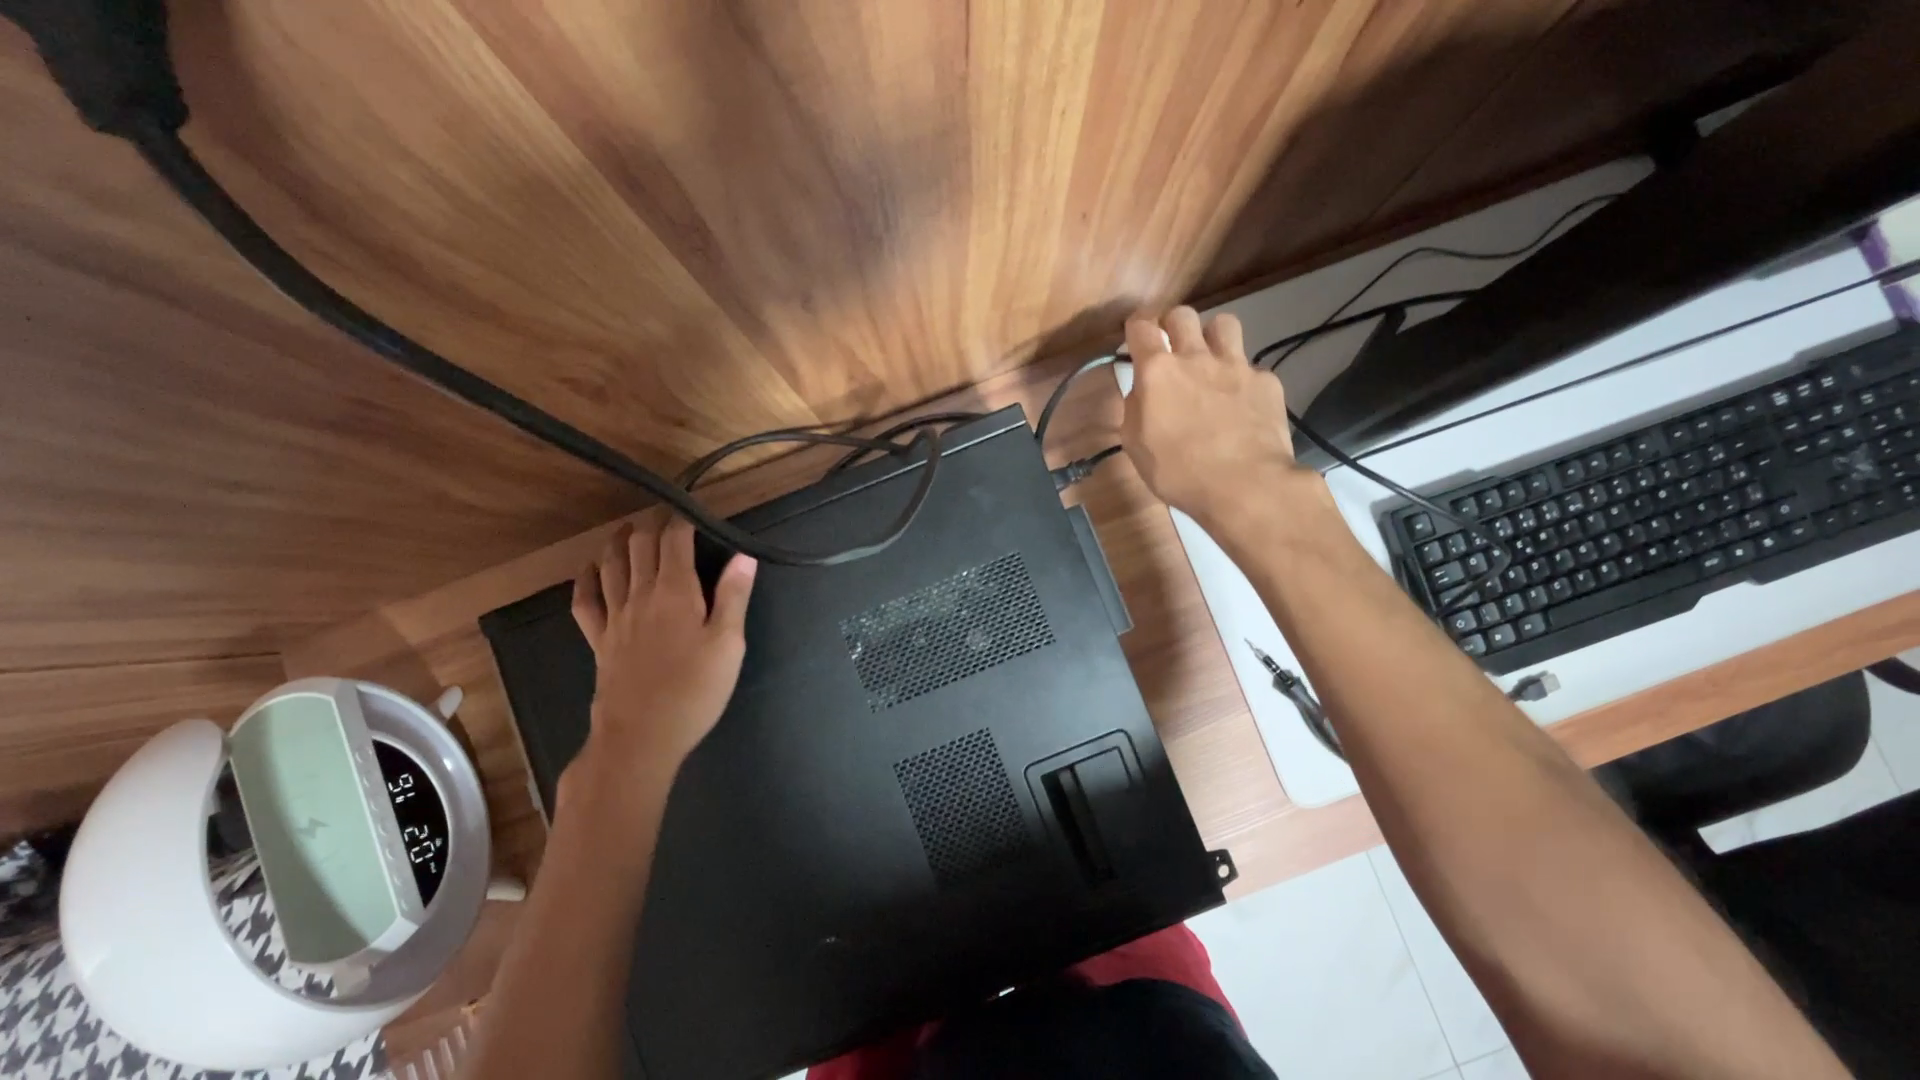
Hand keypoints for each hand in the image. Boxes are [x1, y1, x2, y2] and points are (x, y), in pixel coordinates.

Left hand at [565, 516, 756, 793]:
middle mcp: (640, 595)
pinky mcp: (598, 640)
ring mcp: (614, 617)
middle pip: (639, 546)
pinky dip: (586, 578)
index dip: (682, 520)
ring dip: (618, 542)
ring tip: (628, 530)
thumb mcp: (728, 645)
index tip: (692, 513)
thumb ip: (733, 597)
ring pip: (610, 565)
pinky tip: (591, 569)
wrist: (642, 736)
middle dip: (651, 525)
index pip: (674, 540)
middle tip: (664, 518)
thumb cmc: (695, 691)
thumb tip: (743, 556)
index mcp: (676, 592)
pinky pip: (585, 600)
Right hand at [1122, 306, 1304, 523]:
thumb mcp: (1137, 446)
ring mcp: (1236, 366)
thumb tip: (1142, 393)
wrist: (1245, 485)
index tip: (1137, 339)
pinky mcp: (1267, 381)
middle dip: (1174, 325)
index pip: (1140, 328)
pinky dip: (1244, 380)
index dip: (1136, 329)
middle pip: (1183, 315)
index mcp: (1158, 372)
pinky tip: (1243, 405)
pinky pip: (1252, 367)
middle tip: (1173, 349)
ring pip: (1224, 324)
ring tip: (1212, 361)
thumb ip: (1135, 410)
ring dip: (1213, 337)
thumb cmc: (1179, 472)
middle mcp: (1197, 357)